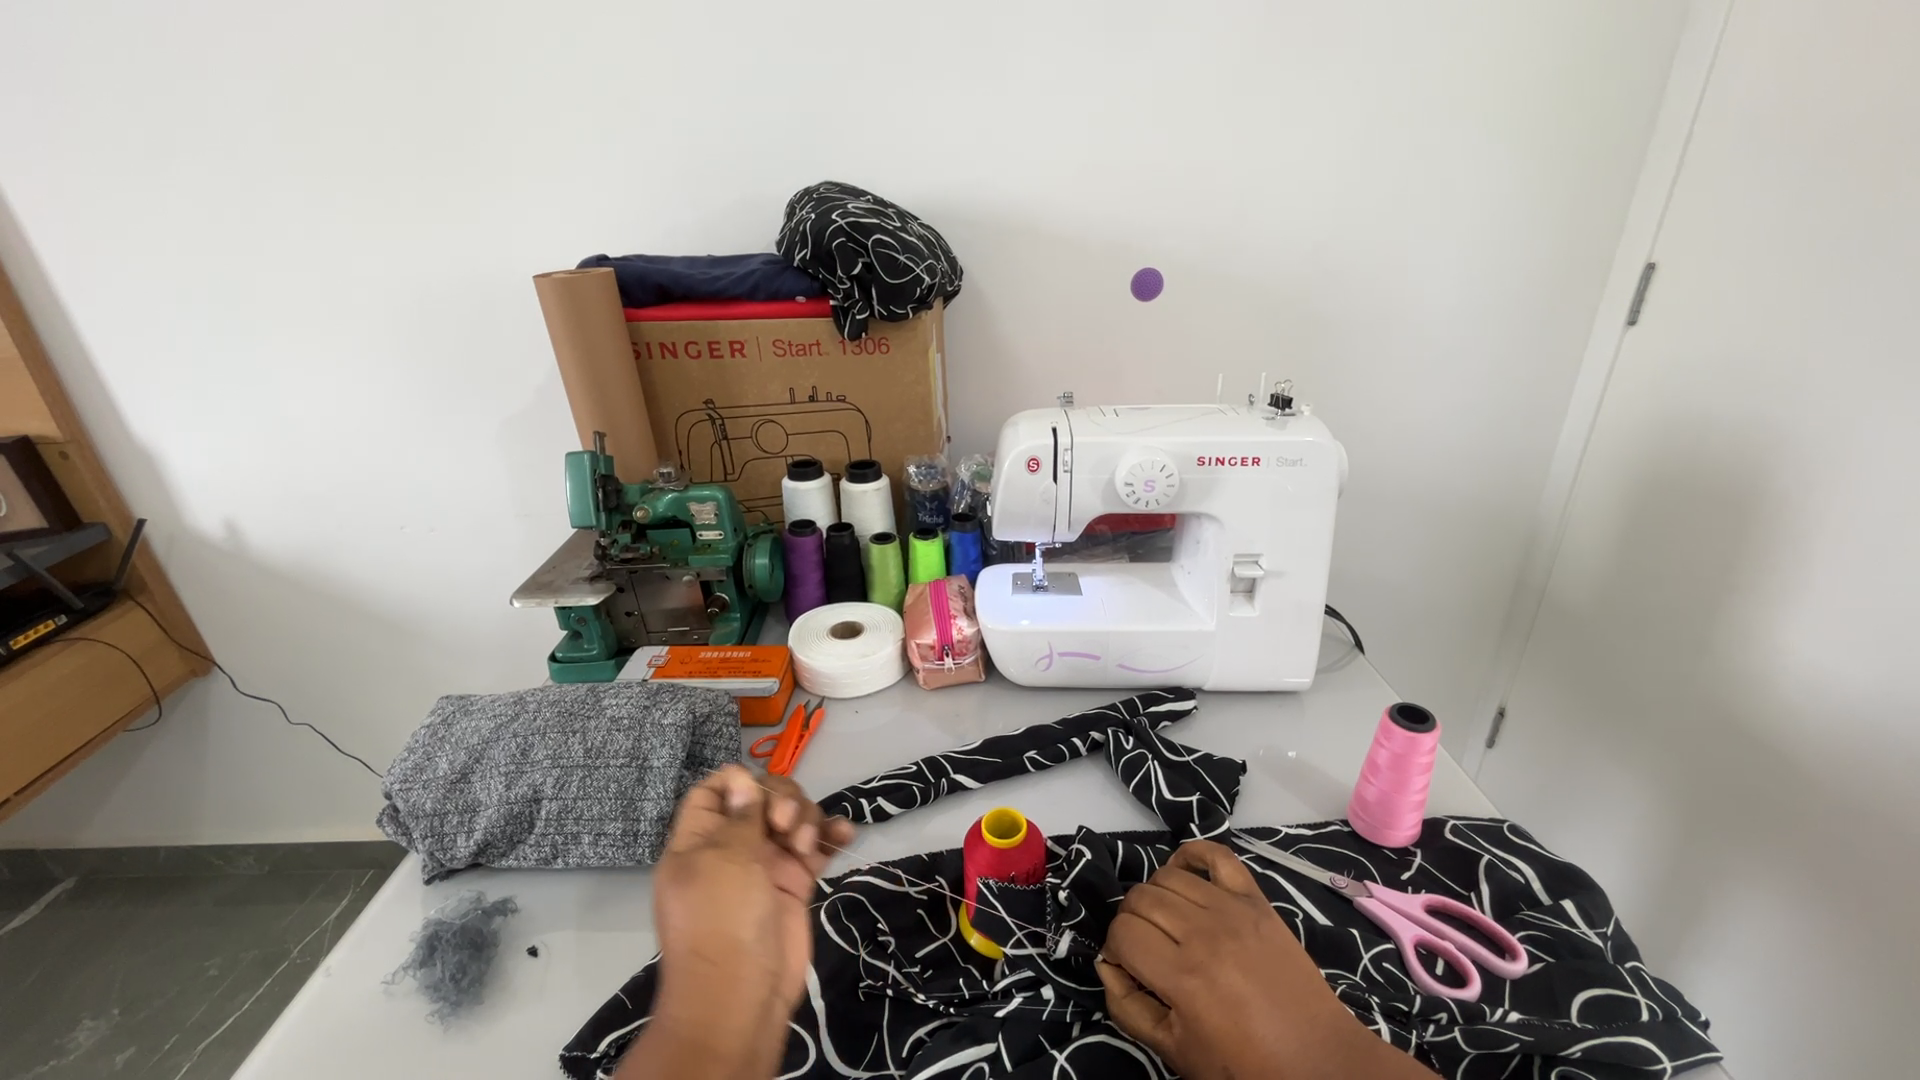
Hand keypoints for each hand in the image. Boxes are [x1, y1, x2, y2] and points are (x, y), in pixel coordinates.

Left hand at [619, 765, 855, 1079]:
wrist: (740, 995)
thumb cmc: (721, 921)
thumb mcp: (723, 860)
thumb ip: (740, 816)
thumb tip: (742, 779)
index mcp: (701, 839)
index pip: (716, 790)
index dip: (739, 782)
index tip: (757, 794)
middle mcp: (733, 847)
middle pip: (763, 797)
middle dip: (782, 799)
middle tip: (785, 826)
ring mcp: (766, 865)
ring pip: (794, 817)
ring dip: (808, 819)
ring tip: (807, 848)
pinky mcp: (795, 883)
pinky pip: (817, 847)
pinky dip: (831, 836)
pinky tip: (845, 836)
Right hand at [1096, 840, 1434, 1079]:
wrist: (1320, 1061)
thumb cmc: (1245, 1066)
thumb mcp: (1175, 1052)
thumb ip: (1129, 1007)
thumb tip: (1108, 965)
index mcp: (1182, 976)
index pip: (1121, 933)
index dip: (1114, 951)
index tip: (1127, 970)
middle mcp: (1204, 932)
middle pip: (1139, 898)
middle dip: (1129, 922)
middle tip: (1145, 951)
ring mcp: (1232, 909)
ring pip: (1167, 876)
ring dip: (1154, 896)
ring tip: (1166, 924)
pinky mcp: (1256, 900)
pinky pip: (1217, 855)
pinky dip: (1192, 855)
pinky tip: (1184, 873)